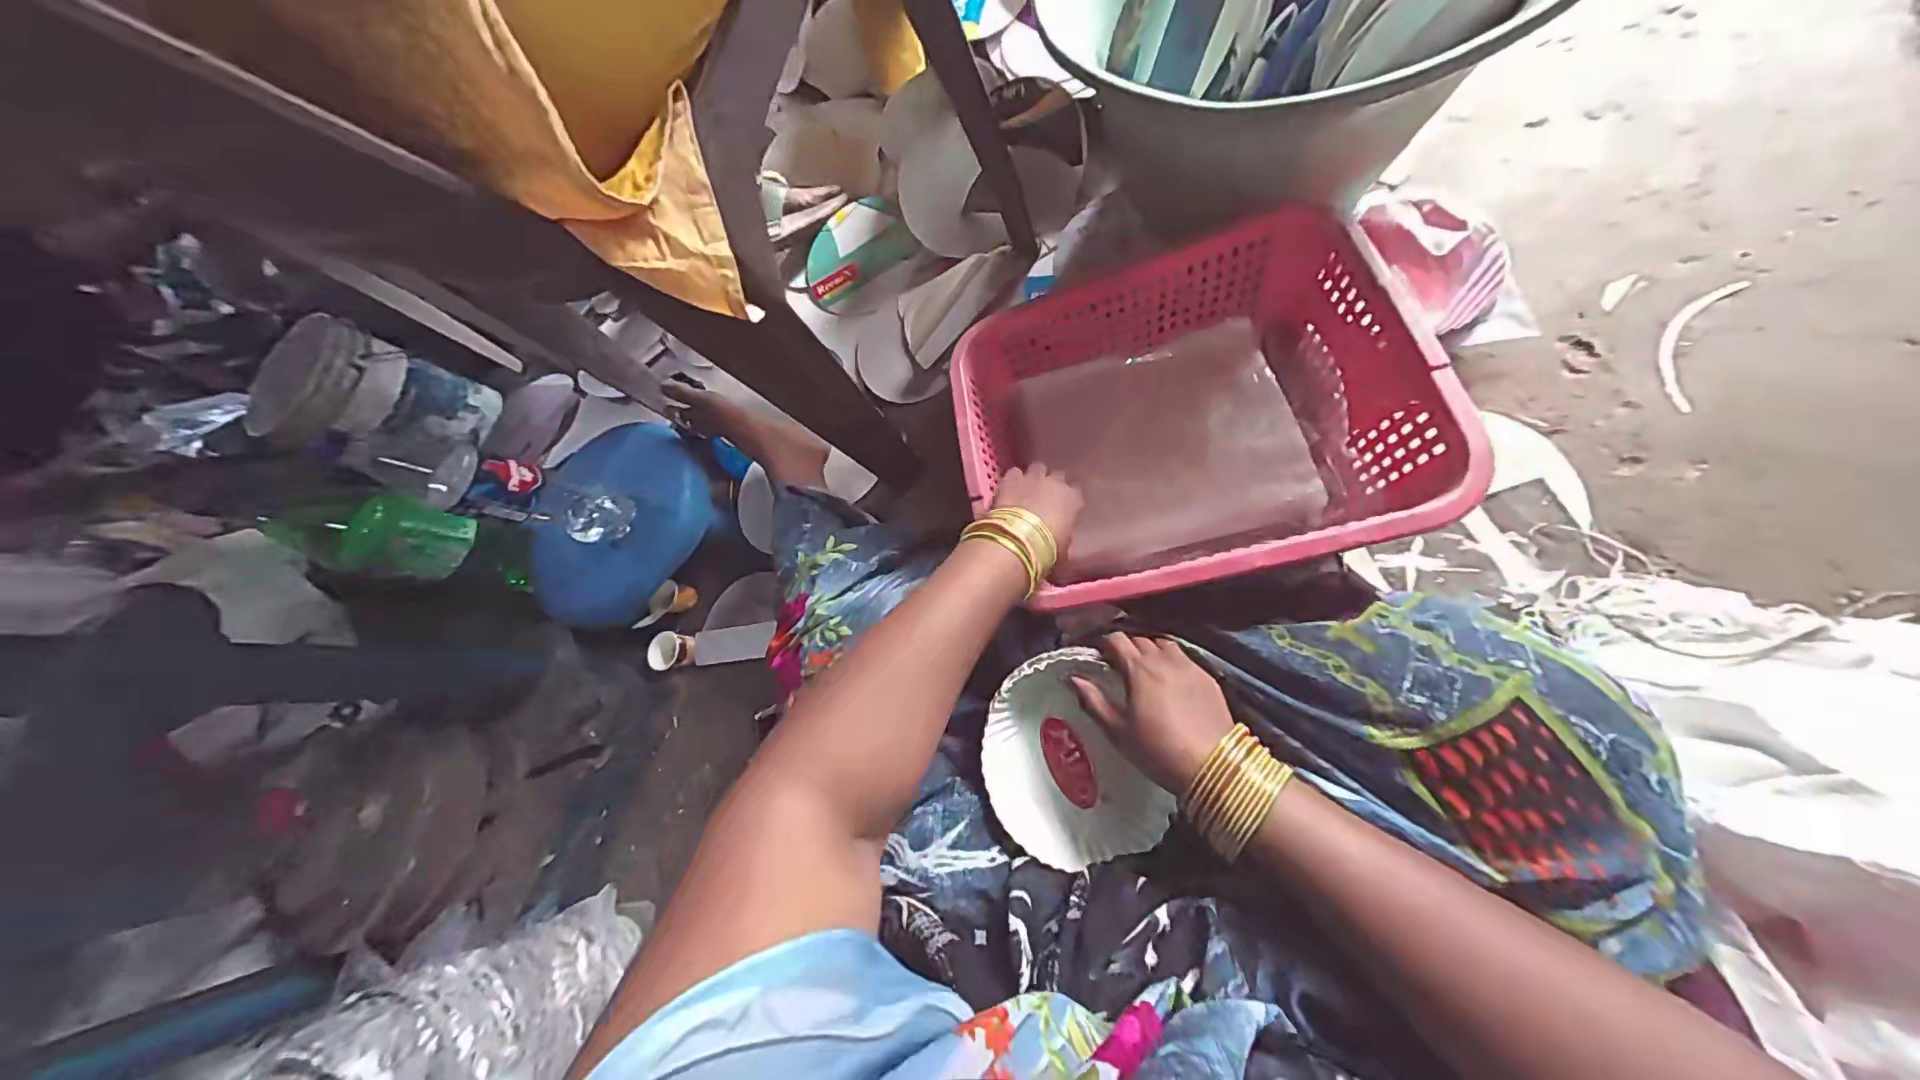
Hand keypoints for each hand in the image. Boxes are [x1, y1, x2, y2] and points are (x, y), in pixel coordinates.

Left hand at [990, 464, 1082, 566]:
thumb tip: (1065, 539)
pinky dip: (1013, 480)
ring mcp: (1032, 478)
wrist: (1018, 539)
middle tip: (1044, 497)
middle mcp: (1055, 482)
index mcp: (1072, 499)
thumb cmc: (1048, 548)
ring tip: (1027, 489)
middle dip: (1052, 483)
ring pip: (1037, 468)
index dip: (1068, 499)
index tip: (1064, 507)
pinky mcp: (1010, 479)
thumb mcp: (1065, 548)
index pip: (1076, 492)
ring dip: (1034, 477)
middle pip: (1057, 476)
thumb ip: (1067, 537)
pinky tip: (1009, 488)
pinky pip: (1014, 473)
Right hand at [1071, 633, 1234, 795]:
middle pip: (1140, 640)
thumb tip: (1074, 679)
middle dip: (1126, 648)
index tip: (1099, 656)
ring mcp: (1189, 666)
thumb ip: (1093, 701)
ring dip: (1151, 651)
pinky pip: (1184, 658)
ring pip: (1164, 645)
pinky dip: (1172, 662)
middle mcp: (1164, 660)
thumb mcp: (1118, 731)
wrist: (1212, 764)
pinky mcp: (1207, 677)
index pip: (1117, 640)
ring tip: (1145, 670)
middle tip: (1119, 667)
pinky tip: (1170, 682)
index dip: (1104, 644)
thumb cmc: (1158, 751)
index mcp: (1139, 670)